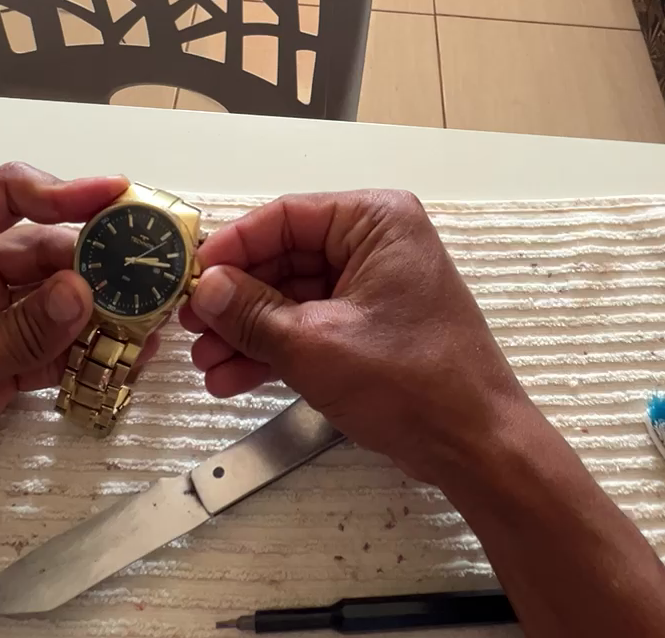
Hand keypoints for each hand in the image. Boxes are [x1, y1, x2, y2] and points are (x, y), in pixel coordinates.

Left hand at [0, 163, 133, 546]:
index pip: (6, 196)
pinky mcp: (3, 364)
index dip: (63, 190)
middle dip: (99, 262)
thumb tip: (85, 293)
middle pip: (48, 249)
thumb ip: (14, 332)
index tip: (115, 195)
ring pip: (61, 299)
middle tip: (154, 274)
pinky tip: (129, 356)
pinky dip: (90, 351)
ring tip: (152, 320)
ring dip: (104, 309)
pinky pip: (57, 345)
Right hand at [178, 190, 531, 483]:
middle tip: (191, 326)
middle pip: (286, 258)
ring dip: (250, 330)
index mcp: (375, 220)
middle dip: (237, 299)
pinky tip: (234, 377)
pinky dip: (276, 349)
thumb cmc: (408, 381)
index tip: (190, 274)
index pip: (287, 216)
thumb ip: (252, 312)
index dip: (233, 246)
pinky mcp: (372, 325)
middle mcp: (377, 242)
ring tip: (205, 362)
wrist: (475, 447)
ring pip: (295, 296)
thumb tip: (205, 288)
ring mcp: (374, 286)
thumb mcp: (315, 343)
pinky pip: (312, 324)